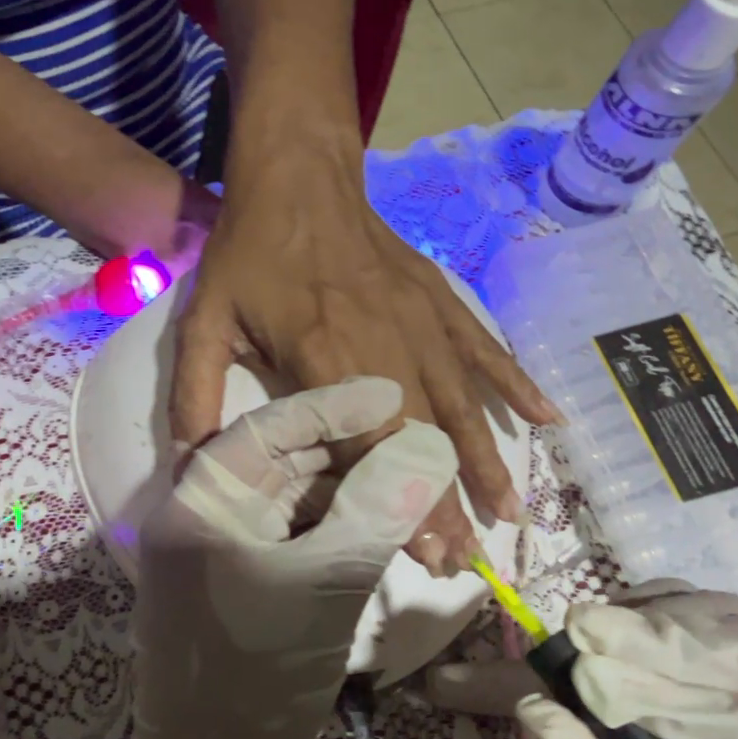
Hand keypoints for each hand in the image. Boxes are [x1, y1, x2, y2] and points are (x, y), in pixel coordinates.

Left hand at [89, 377, 455, 738]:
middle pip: (284, 460)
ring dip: (355, 496)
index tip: (398, 394)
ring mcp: (223, 547)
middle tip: (423, 447)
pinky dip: (342, 530)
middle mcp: (204, 512)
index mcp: (198, 500)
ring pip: (297, 498)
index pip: (268, 428)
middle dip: (354, 454)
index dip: (334, 406)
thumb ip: (374, 510)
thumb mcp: (321, 586)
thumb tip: (430, 444)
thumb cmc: (252, 676)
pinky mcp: (245, 578)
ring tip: (421, 494)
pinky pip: (298, 534)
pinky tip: (390, 530)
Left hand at [170, 145, 557, 575]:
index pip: (367, 446)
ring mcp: (422, 322)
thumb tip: (191, 466)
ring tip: (509, 516)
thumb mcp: (205, 322)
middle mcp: (387, 347)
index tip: (421, 552)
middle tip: (463, 560)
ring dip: (483, 462)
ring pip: (460, 404)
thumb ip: (195, 395)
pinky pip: (484, 349)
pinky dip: (515, 385)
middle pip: (421, 438)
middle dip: (443, 503)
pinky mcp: (441, 301)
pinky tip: (546, 422)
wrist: (299, 178)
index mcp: (327, 358)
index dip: (395, 502)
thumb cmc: (249, 254)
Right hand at [518, 587, 737, 738]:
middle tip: (589, 635)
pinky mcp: (728, 633)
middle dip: (680, 648)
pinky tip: (595, 629)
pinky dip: (638, 610)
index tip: (608, 695)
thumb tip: (539, 713)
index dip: (711, 719)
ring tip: (584, 634)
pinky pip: (692, 603)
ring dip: (654, 624)